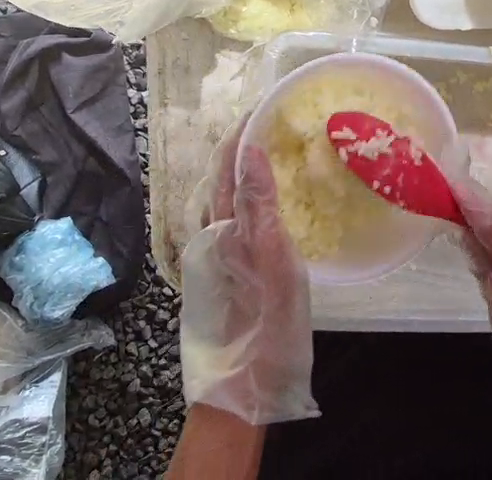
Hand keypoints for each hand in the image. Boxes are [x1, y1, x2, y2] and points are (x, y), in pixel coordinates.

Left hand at [178, 121, 316, 425]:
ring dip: (246, 162)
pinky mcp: (228, 268)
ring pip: (227, 194)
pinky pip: (236, 213)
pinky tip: (269, 194)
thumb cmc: (266, 329)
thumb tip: (250, 150)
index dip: (245, 128)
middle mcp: (214, 234)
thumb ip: (261, 208)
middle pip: (224, 174)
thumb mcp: (275, 265)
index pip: (229, 163)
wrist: (243, 390)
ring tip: (274, 142)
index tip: (268, 100)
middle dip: (245, 139)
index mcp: (224, 228)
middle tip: (278, 115)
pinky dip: (251, 189)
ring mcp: (219, 252)